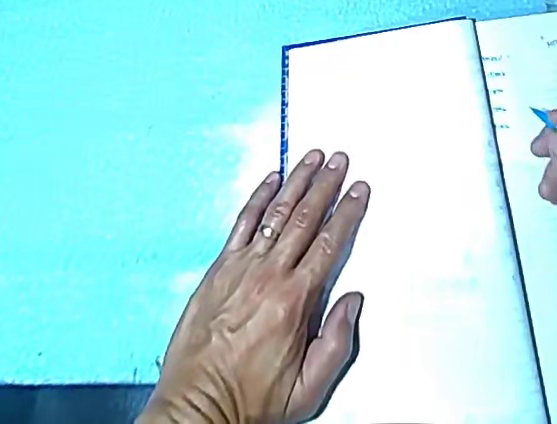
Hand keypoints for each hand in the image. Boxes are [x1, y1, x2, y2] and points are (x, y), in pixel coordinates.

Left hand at [139, 150, 370, 423]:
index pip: (330, 242)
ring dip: (297, 181)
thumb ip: (338, 342)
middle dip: (327, 184)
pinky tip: (271, 179)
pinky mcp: (219, 267)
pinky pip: (242, 222)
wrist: (197, 410)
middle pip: (306, 217)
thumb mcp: (307, 389)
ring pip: (276, 211)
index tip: (359, 190)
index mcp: (295, 300)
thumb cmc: (250, 402)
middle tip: (340, 160)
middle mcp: (269, 274)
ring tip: (312, 157)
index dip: (348, 211)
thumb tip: (353, 300)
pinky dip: (258, 197)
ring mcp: (242, 266)